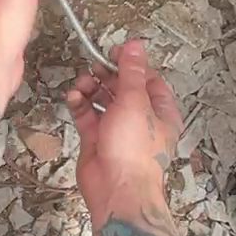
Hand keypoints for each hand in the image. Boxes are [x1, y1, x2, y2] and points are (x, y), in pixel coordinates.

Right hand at [67, 40, 182, 217]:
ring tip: (83, 83)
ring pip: (102, 99)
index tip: (114, 52)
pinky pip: (86, 115)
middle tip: (95, 66)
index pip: (147, 79)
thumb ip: (131, 72)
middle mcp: (140, 120)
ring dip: (91, 87)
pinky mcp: (97, 139)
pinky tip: (75, 98)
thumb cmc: (135, 152)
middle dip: (107, 75)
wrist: (116, 189)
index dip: (131, 64)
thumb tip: (135, 46)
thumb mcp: (135, 101)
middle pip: (122, 87)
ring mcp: (117, 129)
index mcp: (160, 111)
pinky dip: (80, 104)